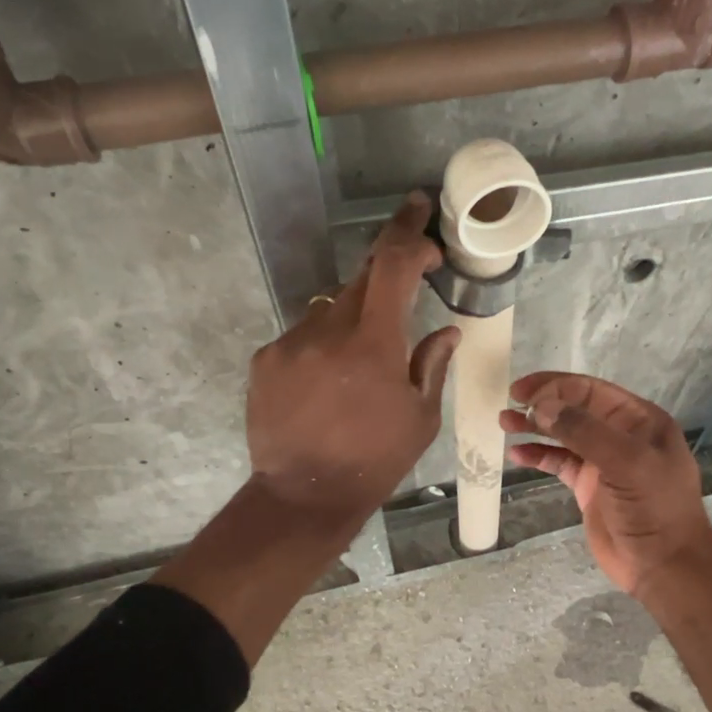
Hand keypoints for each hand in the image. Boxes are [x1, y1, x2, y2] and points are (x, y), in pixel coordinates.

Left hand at [246, 192, 455, 525]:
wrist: (305, 496)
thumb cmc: (375, 460)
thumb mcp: (420, 418)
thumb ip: (431, 365)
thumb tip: (445, 333)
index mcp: (373, 342)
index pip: (391, 263)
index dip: (408, 231)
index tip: (421, 216)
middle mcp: (327, 329)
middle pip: (360, 281)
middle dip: (385, 279)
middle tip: (404, 288)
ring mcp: (290, 343)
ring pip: (329, 310)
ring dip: (351, 321)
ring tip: (359, 368)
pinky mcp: (266, 360)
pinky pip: (302, 338)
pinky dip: (321, 347)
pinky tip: (326, 386)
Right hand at [500, 373, 711, 595]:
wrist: (664, 564)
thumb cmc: (654, 508)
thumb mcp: (625, 462)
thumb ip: (584, 431)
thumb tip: (542, 407)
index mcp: (640, 420)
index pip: (591, 391)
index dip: (555, 386)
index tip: (521, 392)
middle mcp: (623, 435)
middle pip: (576, 409)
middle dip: (542, 405)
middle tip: (508, 406)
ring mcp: (606, 462)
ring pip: (565, 436)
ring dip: (536, 429)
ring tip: (503, 424)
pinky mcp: (590, 487)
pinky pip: (561, 464)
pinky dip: (540, 457)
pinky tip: (517, 455)